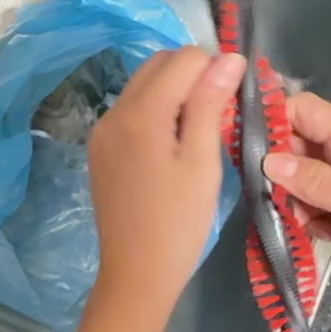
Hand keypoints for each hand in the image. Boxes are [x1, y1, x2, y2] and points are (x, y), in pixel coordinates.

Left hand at [88, 47, 244, 314]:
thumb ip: (211, 105)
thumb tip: (230, 57)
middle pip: (159, 64)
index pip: (184, 58)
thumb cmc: (178, 223)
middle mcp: (113, 113)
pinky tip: (171, 148)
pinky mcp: (99, 150)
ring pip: (143, 86)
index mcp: (141, 113)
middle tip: (216, 118)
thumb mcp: (203, 163)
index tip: (231, 107)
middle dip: (192, 77)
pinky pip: (130, 112)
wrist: (136, 274)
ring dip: (174, 94)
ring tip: (197, 135)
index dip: (215, 71)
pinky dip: (155, 114)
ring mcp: (102, 132)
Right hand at [262, 93, 330, 308]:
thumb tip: (270, 160)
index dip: (272, 119)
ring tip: (300, 228)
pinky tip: (322, 236)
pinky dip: (318, 215)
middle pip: (304, 144)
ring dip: (298, 198)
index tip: (242, 150)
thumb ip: (321, 185)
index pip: (306, 110)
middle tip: (271, 204)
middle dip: (280, 169)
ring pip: (315, 176)